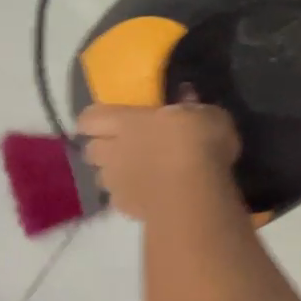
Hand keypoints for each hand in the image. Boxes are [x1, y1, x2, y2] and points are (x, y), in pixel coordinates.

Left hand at [78, 88, 240, 221]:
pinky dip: (133, 189)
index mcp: (129, 122)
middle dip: (107, 145)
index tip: (117, 116)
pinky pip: (120, 194)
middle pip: (91, 147)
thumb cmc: (202, 143)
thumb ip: (191, 106)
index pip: (91, 117)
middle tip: (133, 142)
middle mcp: (112, 151)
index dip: (99, 117)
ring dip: (118, 169)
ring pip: (104, 173)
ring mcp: (114, 180)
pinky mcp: (122, 204)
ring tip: (146, 168)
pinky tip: (156, 188)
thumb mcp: (210, 114)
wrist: (194, 193)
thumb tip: (184, 96)